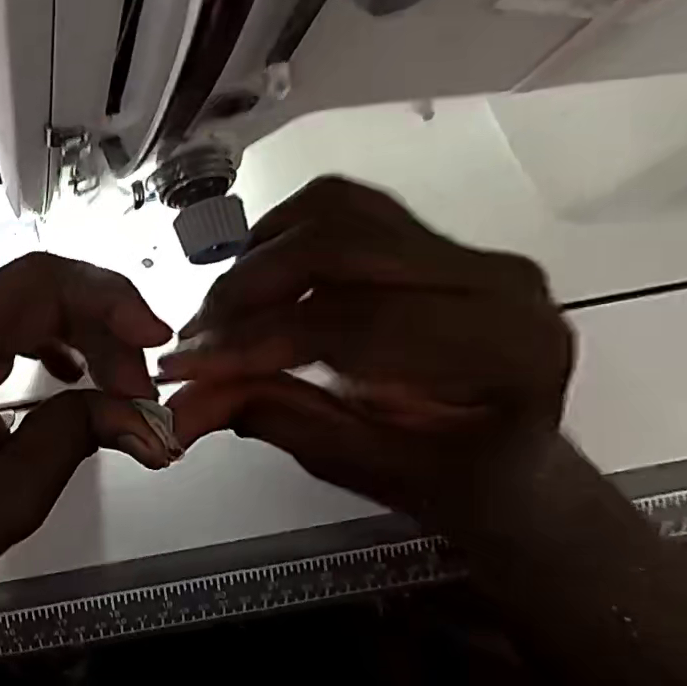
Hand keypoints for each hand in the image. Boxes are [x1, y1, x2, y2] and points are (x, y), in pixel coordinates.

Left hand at [0, 253, 176, 612]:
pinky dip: (56, 345)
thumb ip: (79, 435)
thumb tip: (142, 414)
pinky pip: (13, 330)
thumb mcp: (13, 492)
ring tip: (122, 385)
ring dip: (86, 336)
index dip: (107, 298)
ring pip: (31, 307)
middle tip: (142, 385)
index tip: (153, 336)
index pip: (38, 285)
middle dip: (105, 326)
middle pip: (40, 290)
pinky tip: (77, 374)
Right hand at [162, 177, 574, 529]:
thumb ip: (271, 418)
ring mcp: (462, 249)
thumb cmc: (448, 477)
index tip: (185, 365)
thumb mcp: (357, 466)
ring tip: (223, 312)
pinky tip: (258, 282)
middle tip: (195, 336)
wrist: (505, 455)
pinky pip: (338, 209)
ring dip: (258, 257)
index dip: (252, 341)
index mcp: (500, 351)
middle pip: (336, 245)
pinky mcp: (427, 236)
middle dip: (244, 290)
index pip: (349, 322)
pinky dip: (281, 237)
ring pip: (332, 210)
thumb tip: (181, 403)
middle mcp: (493, 281)